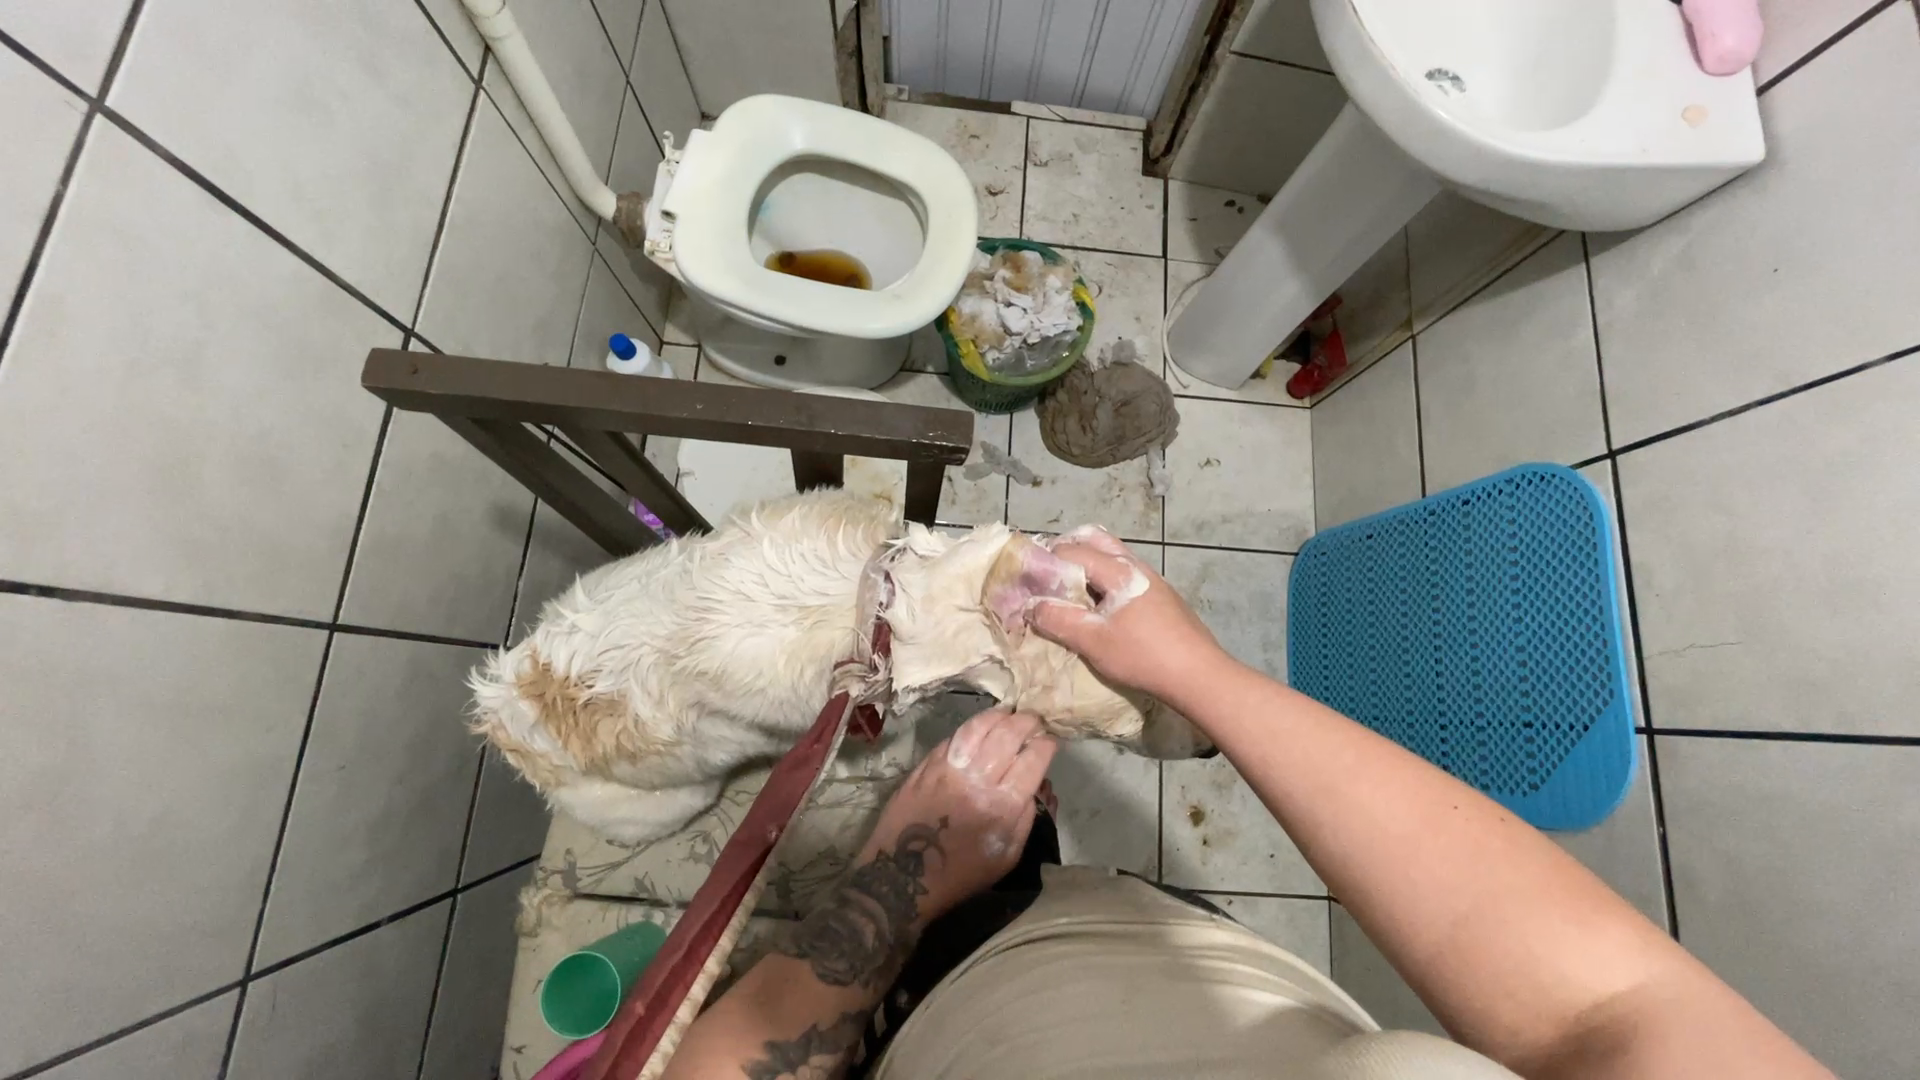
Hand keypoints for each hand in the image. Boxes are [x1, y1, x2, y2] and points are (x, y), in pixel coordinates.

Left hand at [862, 709, 1055, 921]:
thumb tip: (1038, 785)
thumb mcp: (1007, 857)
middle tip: (1033, 720)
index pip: (1033, 760)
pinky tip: (980, 727)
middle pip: (1008, 735)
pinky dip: (971, 726)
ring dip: (998, 716)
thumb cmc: (961, 873)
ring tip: (1008, 714)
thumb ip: (1027, 818)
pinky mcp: (926, 765)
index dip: (1046, 745)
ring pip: (978, 727)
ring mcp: (948, 768)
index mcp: (1002, 806)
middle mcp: (977, 780)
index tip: (1050, 741)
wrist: (902, 876)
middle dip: (1026, 722)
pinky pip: (953, 736)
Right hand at [1023, 526, 1226, 702]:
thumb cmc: (1143, 656)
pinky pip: (1124, 573)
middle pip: (1095, 540)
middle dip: (1067, 551)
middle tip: (1048, 576)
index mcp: (1118, 570)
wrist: (1199, 674)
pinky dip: (1103, 578)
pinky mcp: (1160, 596)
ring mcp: (1152, 579)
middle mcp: (1136, 565)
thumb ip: (1058, 620)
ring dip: (1087, 565)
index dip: (1046, 561)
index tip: (1029, 580)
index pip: (1072, 550)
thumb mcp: (1093, 642)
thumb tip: (1030, 605)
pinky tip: (1099, 607)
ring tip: (1069, 592)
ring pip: (1112, 556)